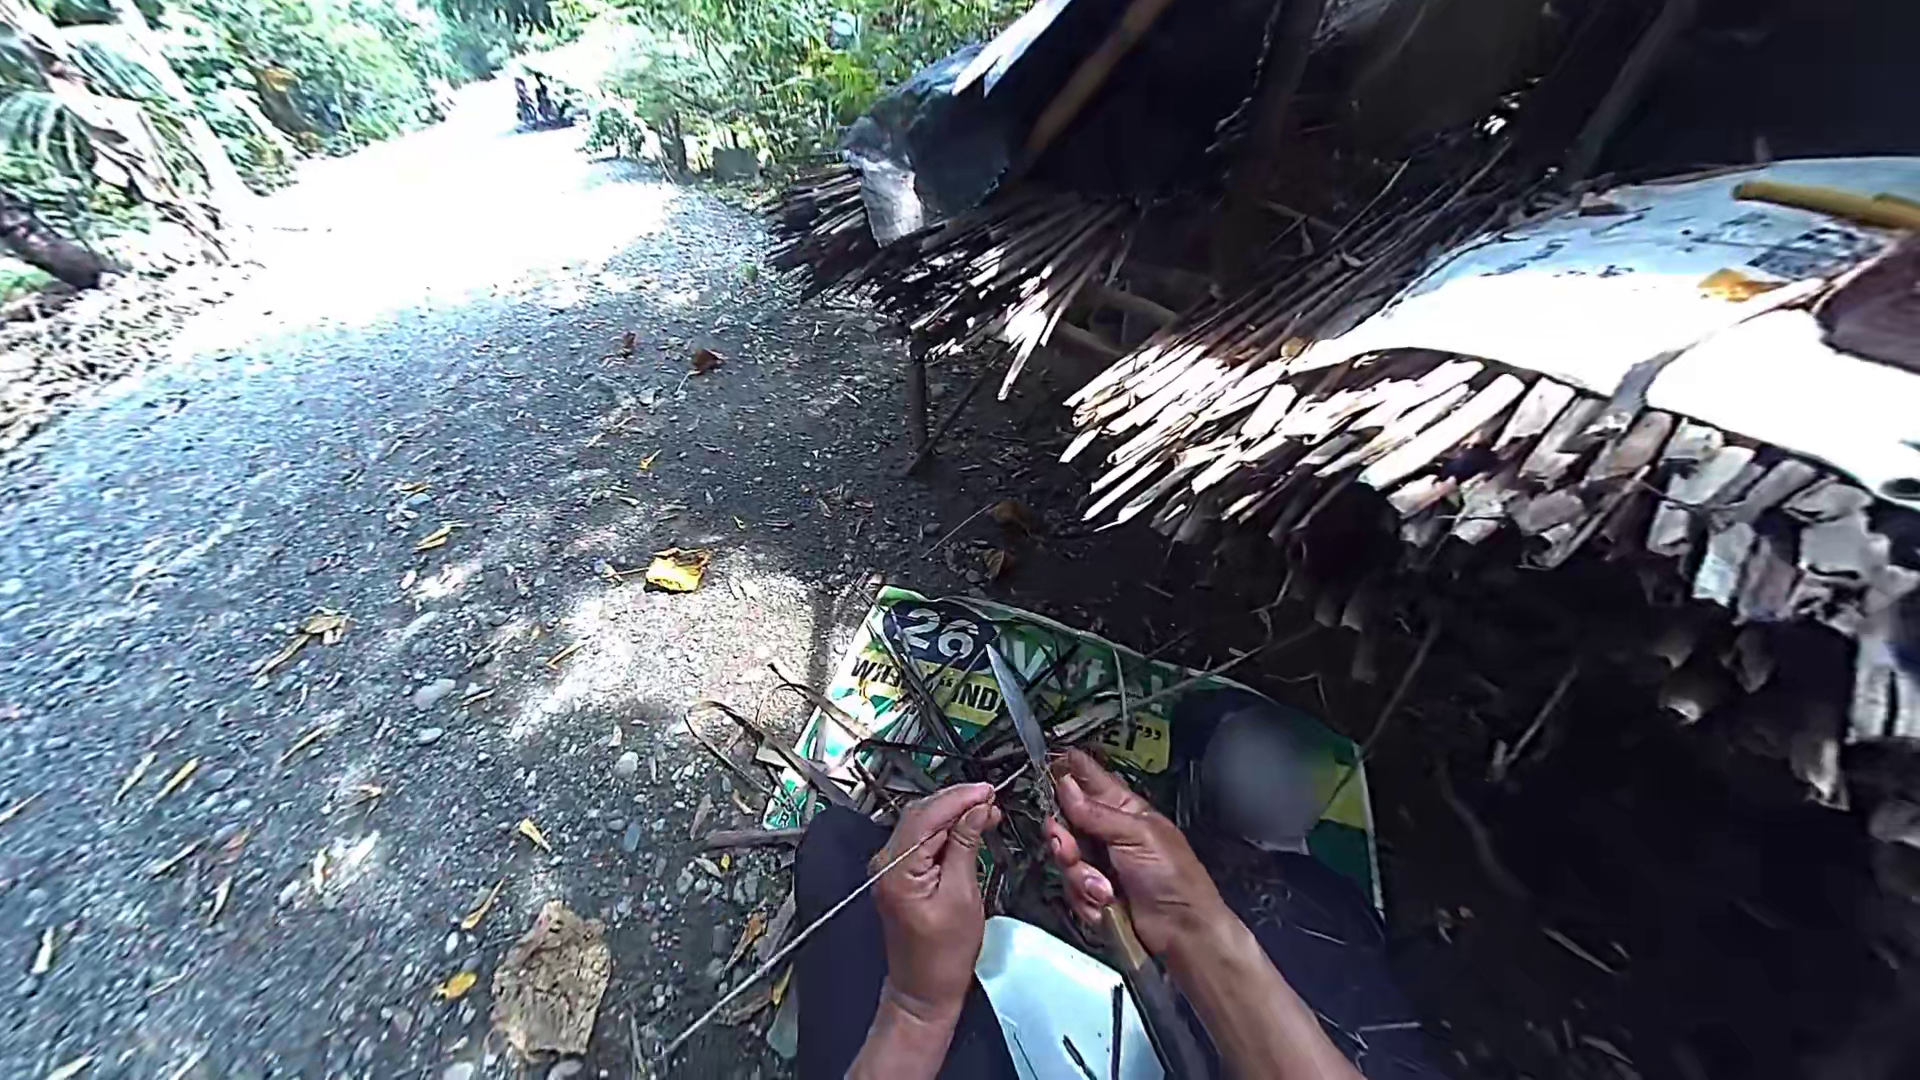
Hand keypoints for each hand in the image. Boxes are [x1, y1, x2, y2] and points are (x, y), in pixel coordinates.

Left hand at [870, 782, 1002, 1020]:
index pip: (927, 815)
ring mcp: (891, 866)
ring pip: (923, 822)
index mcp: (897, 869)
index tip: (985, 791)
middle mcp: (887, 862)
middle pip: (923, 813)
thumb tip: (977, 810)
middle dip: (958, 801)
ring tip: (985, 809)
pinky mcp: (900, 871)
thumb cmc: (942, 958)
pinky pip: (923, 838)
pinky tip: (967, 826)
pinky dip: (946, 829)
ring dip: (954, 812)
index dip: (959, 798)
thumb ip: (966, 846)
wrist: (923, 993)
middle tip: (989, 796)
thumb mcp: (963, 896)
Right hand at [1044, 748, 1232, 956]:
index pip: (1088, 777)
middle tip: (1067, 850)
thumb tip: (1064, 783)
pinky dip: (1086, 898)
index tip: (1045, 766)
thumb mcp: (1138, 835)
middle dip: (1062, 837)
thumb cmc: (1171, 874)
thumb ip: (1097, 814)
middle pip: (1064, 819)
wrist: (1184, 934)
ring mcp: (1097, 861)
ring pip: (1064, 856)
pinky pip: (1071, 887)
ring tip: (1103, 889)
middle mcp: (1104, 829)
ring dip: (1079, 874)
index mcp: (1121, 806)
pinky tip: (1106, 905)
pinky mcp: (1093, 891)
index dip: (1066, 769)